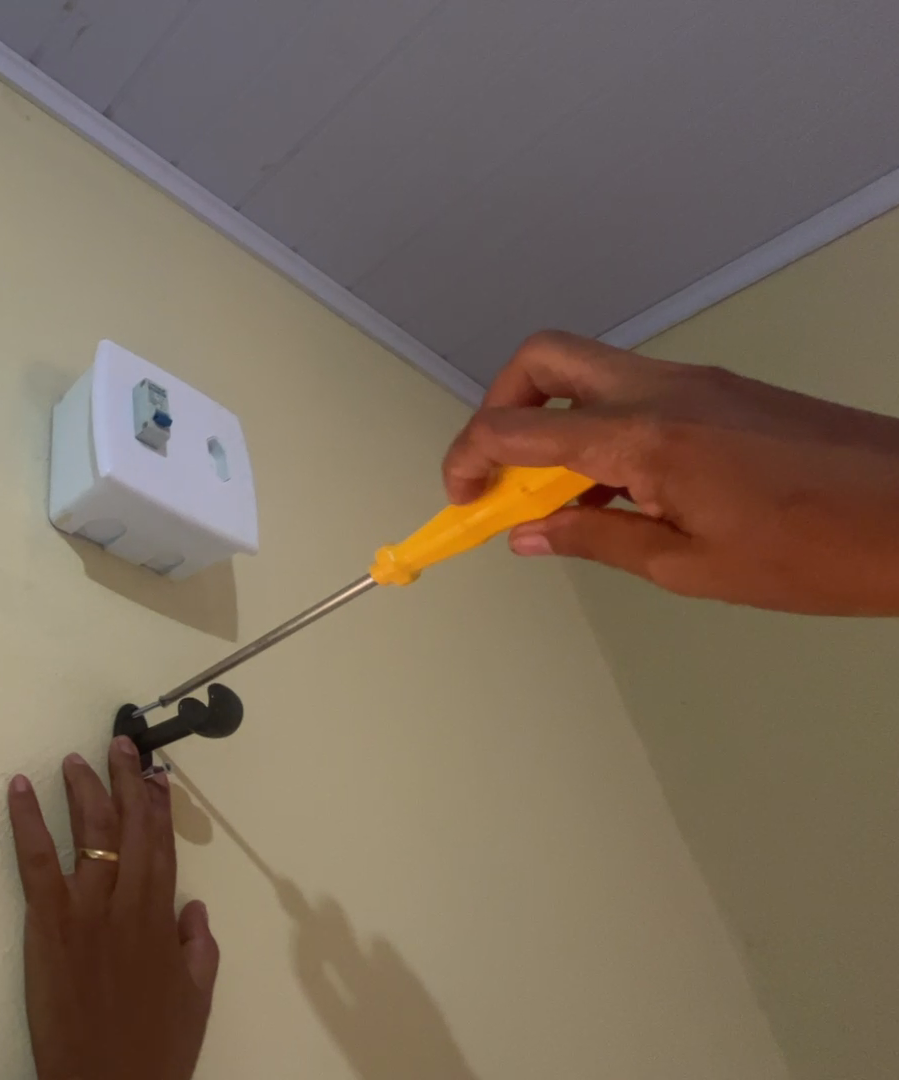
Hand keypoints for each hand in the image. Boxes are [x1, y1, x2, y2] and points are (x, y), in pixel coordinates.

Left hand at [7, 736, 218, 1079]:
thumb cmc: (153, 1049)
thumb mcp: (196, 1001)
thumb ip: (199, 949)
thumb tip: (196, 907)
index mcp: (163, 919)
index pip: (164, 847)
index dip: (160, 807)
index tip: (157, 775)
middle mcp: (130, 903)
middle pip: (131, 828)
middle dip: (127, 781)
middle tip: (120, 744)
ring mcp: (89, 907)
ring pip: (92, 833)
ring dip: (85, 789)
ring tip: (76, 759)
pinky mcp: (50, 919)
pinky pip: (38, 858)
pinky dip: (28, 819)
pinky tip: (20, 787)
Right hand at [442, 330, 898, 614]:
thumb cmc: (821, 552)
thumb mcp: (687, 566)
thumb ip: (591, 539)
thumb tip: (526, 533)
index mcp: (641, 436)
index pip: (509, 427)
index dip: (464, 461)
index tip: (465, 502)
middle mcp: (660, 391)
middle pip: (539, 360)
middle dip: (497, 408)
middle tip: (501, 465)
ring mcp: (694, 383)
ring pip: (582, 370)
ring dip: (546, 420)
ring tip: (558, 488)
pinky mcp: (721, 391)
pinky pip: (626, 390)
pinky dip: (592, 426)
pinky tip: (615, 484)